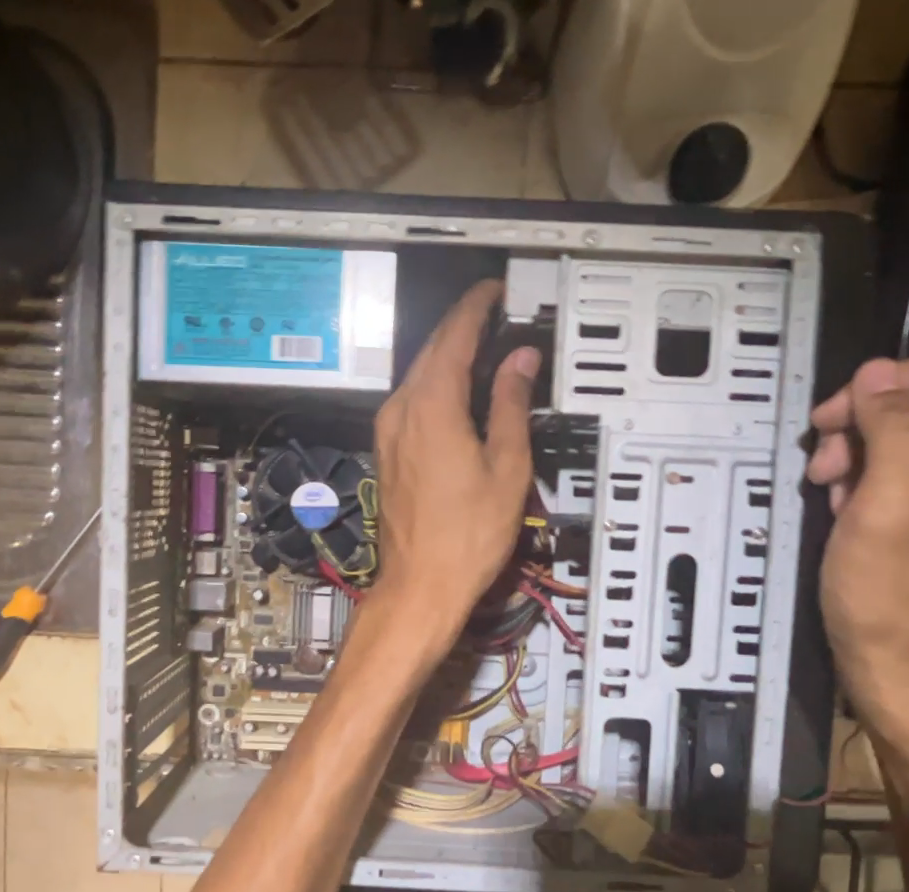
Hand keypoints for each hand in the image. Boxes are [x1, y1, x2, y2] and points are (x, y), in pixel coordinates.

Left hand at [372, 280, 539, 627]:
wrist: (421, 584)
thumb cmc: (467, 535)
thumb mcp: (506, 465)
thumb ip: (510, 404)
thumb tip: (520, 360)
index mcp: (431, 407)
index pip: (453, 336)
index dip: (476, 307)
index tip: (495, 290)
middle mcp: (401, 412)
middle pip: (431, 351)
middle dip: (463, 327)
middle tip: (497, 313)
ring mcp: (389, 432)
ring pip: (419, 375)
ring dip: (449, 355)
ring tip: (484, 346)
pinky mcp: (388, 452)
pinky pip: (413, 401)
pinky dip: (437, 385)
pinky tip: (459, 392)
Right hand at [806, 358, 908, 741]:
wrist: (887, 664)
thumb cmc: (886, 590)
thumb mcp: (885, 504)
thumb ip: (889, 430)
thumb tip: (878, 370)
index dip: (882, 387)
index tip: (833, 420)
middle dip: (857, 426)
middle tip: (822, 464)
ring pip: (890, 436)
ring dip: (848, 455)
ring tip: (827, 491)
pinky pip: (885, 470)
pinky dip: (854, 480)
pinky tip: (840, 509)